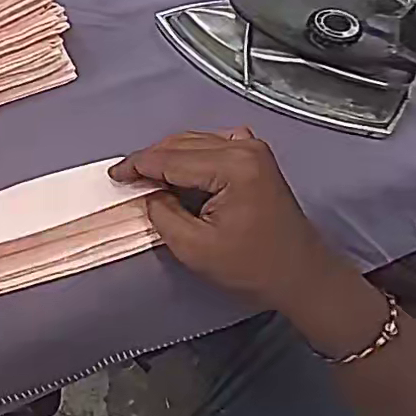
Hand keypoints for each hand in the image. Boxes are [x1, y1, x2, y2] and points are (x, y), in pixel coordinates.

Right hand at [110, 129, 347, 312]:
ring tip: (146, 178)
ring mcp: (253, 149)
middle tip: (126, 179)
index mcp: (232, 166)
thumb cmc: (251, 266)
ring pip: (195, 141)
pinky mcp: (256, 157)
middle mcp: (245, 147)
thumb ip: (163, 214)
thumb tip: (150, 193)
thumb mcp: (194, 247)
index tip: (115, 175)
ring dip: (169, 157)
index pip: (171, 158)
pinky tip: (179, 171)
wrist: (300, 274)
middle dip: (151, 160)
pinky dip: (191, 155)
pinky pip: (212, 145)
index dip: (138, 165)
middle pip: (182, 144)